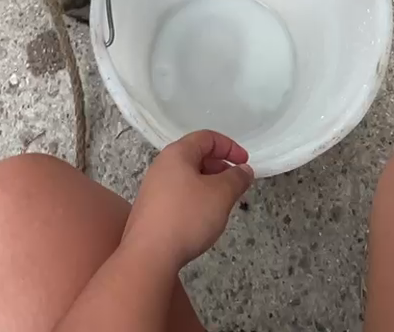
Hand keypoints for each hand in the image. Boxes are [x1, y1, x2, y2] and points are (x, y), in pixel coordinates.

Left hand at [121, 131, 253, 269]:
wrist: (148, 256)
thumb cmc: (187, 216)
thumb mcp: (220, 195)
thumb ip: (236, 178)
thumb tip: (244, 170)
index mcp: (177, 153)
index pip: (207, 137)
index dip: (229, 147)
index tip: (245, 163)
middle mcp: (162, 165)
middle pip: (196, 155)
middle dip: (220, 166)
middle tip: (236, 183)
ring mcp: (153, 188)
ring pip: (187, 177)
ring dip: (209, 184)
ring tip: (222, 202)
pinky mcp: (151, 210)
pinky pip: (178, 194)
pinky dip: (196, 198)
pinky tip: (203, 218)